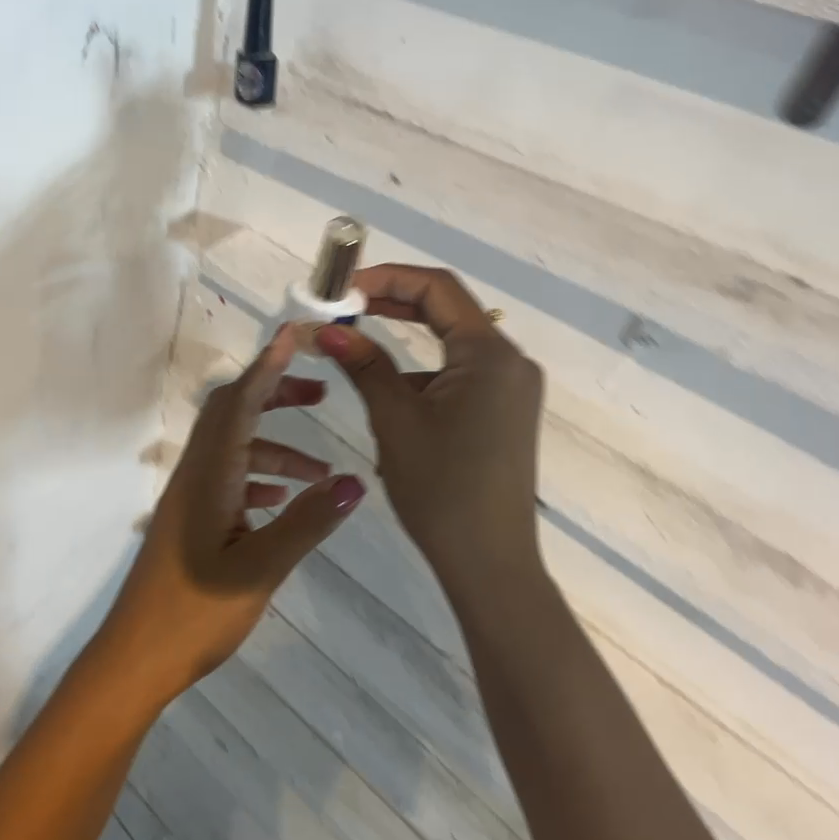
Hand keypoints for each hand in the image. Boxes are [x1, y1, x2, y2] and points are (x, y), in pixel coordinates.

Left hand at [88, 328, 367, 708]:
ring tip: (322, 473)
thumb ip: (307, 523)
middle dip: (274, 397)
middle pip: (233, 416)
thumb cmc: (195, 612)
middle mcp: (196, 476)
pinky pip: (230, 482)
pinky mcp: (192, 523)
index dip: (267, 366)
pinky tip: (286, 503)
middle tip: (320, 395)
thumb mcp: (260, 568)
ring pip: (235, 452)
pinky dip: (260, 480)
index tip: (295, 335)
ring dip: (276, 450)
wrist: (138, 655)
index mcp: (209, 475)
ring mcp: (190, 500)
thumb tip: (353, 482)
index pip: (240, 403)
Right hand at [314, 264, 544, 599]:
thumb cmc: (441, 487)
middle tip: (341, 308)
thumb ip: (364, 364)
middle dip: (392, 302)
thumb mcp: (394, 419)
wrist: (488, 561)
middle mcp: (509, 361)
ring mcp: (511, 389)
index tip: (339, 289)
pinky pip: (459, 372)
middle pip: (447, 309)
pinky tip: (388, 390)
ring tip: (354, 344)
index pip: (437, 289)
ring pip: (451, 342)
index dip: (385, 278)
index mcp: (489, 354)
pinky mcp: (504, 413)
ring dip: (404, 336)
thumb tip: (327, 328)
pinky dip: (421, 369)